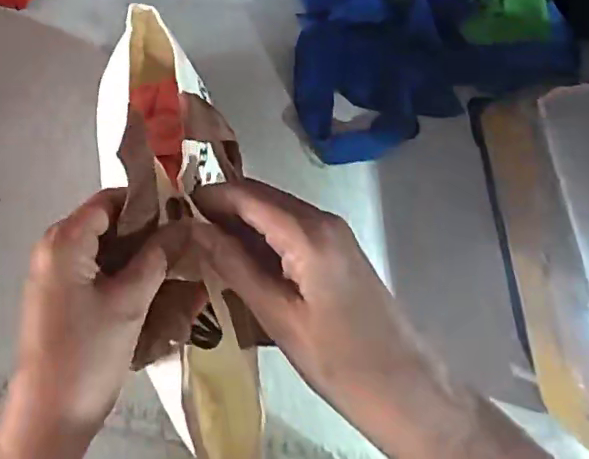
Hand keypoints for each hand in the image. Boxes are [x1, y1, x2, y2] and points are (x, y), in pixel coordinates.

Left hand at [0, 189, 180, 458]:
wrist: (47, 420)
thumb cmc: (87, 354)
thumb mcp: (129, 302)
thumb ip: (157, 257)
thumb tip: (184, 224)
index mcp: (63, 239)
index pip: (109, 199)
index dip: (146, 201)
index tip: (180, 211)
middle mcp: (53, 247)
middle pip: (105, 221)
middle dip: (144, 229)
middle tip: (183, 238)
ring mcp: (53, 272)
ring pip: (102, 247)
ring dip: (135, 252)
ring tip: (174, 260)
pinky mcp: (58, 296)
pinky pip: (93, 268)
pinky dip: (119, 271)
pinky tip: (150, 284)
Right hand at [192, 179, 541, 458]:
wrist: (412, 393)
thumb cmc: (341, 362)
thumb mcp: (280, 318)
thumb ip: (235, 267)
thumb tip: (194, 230)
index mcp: (308, 232)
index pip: (247, 195)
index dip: (210, 195)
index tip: (175, 207)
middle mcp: (321, 219)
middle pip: (262, 197)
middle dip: (223, 206)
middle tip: (184, 228)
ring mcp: (333, 233)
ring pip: (276, 212)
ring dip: (241, 221)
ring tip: (205, 244)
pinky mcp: (338, 249)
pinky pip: (291, 228)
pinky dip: (263, 236)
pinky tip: (242, 259)